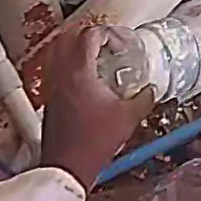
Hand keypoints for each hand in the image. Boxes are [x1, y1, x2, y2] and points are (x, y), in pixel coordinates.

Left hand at [39, 26, 153, 186]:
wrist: (68, 166)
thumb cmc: (95, 142)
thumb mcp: (128, 118)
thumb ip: (144, 99)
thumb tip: (151, 90)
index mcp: (80, 72)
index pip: (88, 35)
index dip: (106, 33)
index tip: (119, 43)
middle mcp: (62, 74)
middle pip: (68, 36)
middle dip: (88, 34)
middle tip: (105, 42)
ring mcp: (52, 85)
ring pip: (57, 50)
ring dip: (75, 46)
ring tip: (93, 55)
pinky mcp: (49, 97)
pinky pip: (55, 67)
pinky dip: (68, 62)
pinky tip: (84, 77)